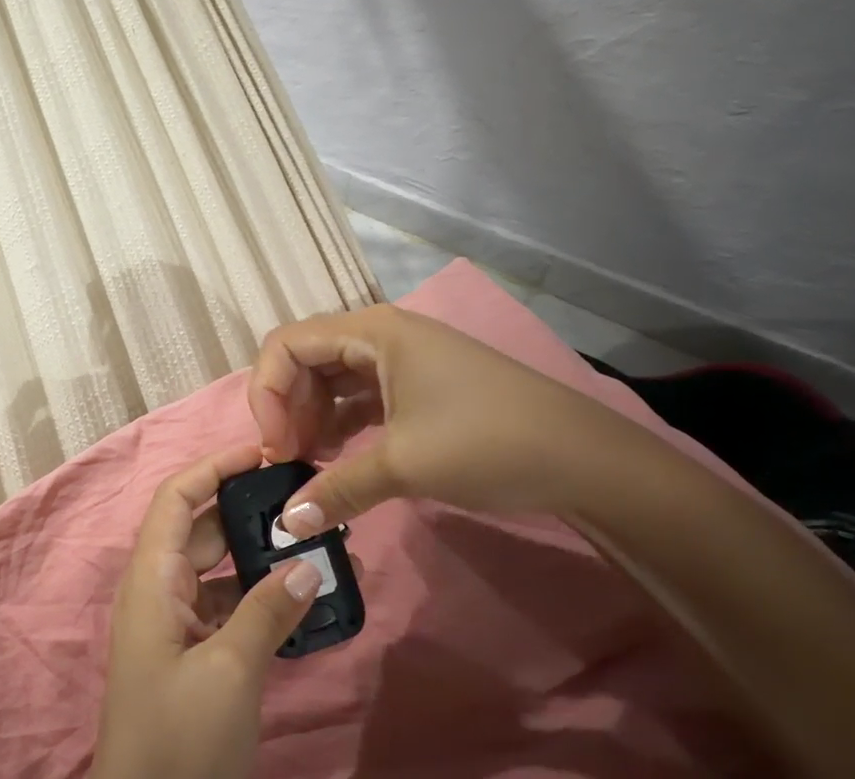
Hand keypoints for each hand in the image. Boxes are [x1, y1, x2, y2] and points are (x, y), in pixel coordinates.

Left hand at [91, 446, 322, 778]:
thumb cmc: (180, 736)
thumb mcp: (230, 672)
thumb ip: (268, 611)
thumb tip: (309, 562)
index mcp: (150, 579)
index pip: (175, 498)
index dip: (213, 467)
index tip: (264, 452)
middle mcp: (156, 590)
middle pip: (200, 529)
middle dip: (248, 512)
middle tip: (307, 503)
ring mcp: (171, 624)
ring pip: (216, 570)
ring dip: (258, 557)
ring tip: (317, 548)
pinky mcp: (188, 656)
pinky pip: (223, 608)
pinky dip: (257, 598)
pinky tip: (302, 601)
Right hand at [248, 304, 641, 537]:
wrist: (588, 461)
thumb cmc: (487, 443)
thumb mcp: (403, 465)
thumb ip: (335, 489)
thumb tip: (285, 524)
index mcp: (372, 330)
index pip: (286, 344)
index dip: (266, 393)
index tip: (275, 447)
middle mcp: (381, 334)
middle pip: (305, 359)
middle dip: (287, 408)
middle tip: (287, 461)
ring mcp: (403, 359)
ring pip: (331, 379)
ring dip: (311, 418)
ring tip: (309, 465)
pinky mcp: (420, 385)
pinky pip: (359, 396)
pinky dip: (340, 424)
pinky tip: (337, 459)